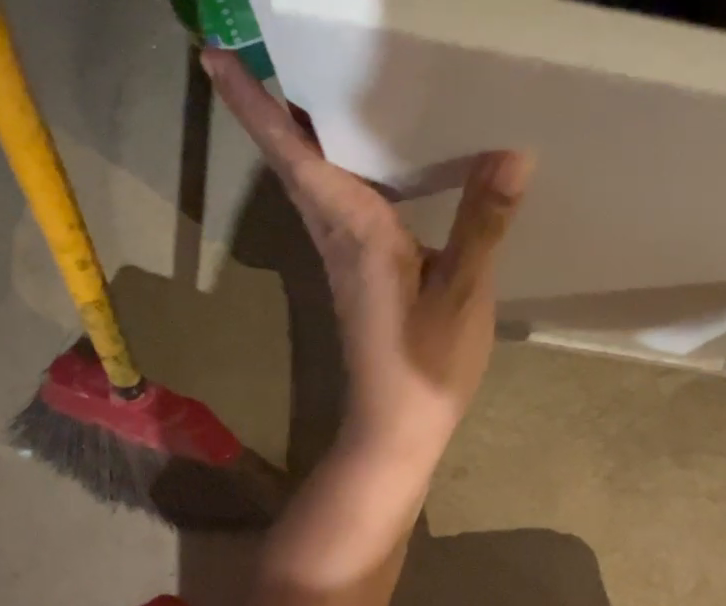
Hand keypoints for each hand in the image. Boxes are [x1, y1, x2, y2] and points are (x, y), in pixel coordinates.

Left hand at [203, 50, 532, 463]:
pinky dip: (330, 172)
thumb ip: (482, 223)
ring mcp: (343, 264)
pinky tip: (361, 166)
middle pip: (295, 163)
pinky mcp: (358, 282)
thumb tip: (511, 151)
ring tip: (303, 89)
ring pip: (310, 187)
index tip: (213, 54)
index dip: (256, 106)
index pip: (298, 155)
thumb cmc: (425, 366)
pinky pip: (333, 209)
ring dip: (297, 139)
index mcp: (357, 232)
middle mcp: (338, 240)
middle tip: (253, 55)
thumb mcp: (464, 294)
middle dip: (269, 110)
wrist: (396, 431)